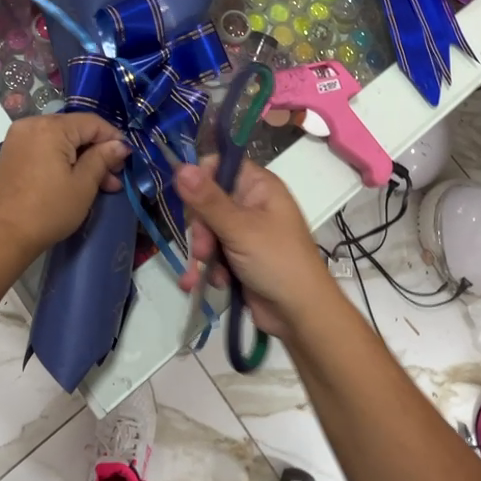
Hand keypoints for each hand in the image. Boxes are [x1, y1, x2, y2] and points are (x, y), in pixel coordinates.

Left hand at [0, 114, 129, 265]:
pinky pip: (45, 148)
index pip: (92, 123)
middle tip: (115, 178)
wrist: (1, 237)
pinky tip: (77, 180)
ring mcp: (19, 138)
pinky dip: (62, 161)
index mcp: (50, 127)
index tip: (127, 159)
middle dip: (98, 152)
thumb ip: (103, 158)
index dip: (114, 139)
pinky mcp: (12, 153)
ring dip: (82, 159)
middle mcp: (32, 124)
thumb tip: (120, 145)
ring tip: (101, 185)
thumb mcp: (83, 185)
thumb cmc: (47, 211)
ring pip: (61, 141)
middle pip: (76, 130)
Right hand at [173, 156, 336, 338]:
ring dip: (203, 252)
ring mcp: (245, 231)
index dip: (201, 180)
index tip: (190, 200)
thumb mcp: (240, 228)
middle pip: (207, 201)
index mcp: (259, 186)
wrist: (300, 314)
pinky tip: (208, 283)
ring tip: (209, 271)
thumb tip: (180, 167)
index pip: (220, 166)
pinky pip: (213, 253)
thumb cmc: (277, 261)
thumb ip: (207, 200)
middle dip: (201, 228)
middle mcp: (251, 203)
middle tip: (204, 248)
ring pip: (207, 230)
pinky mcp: (238, 257)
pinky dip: (210, 268)